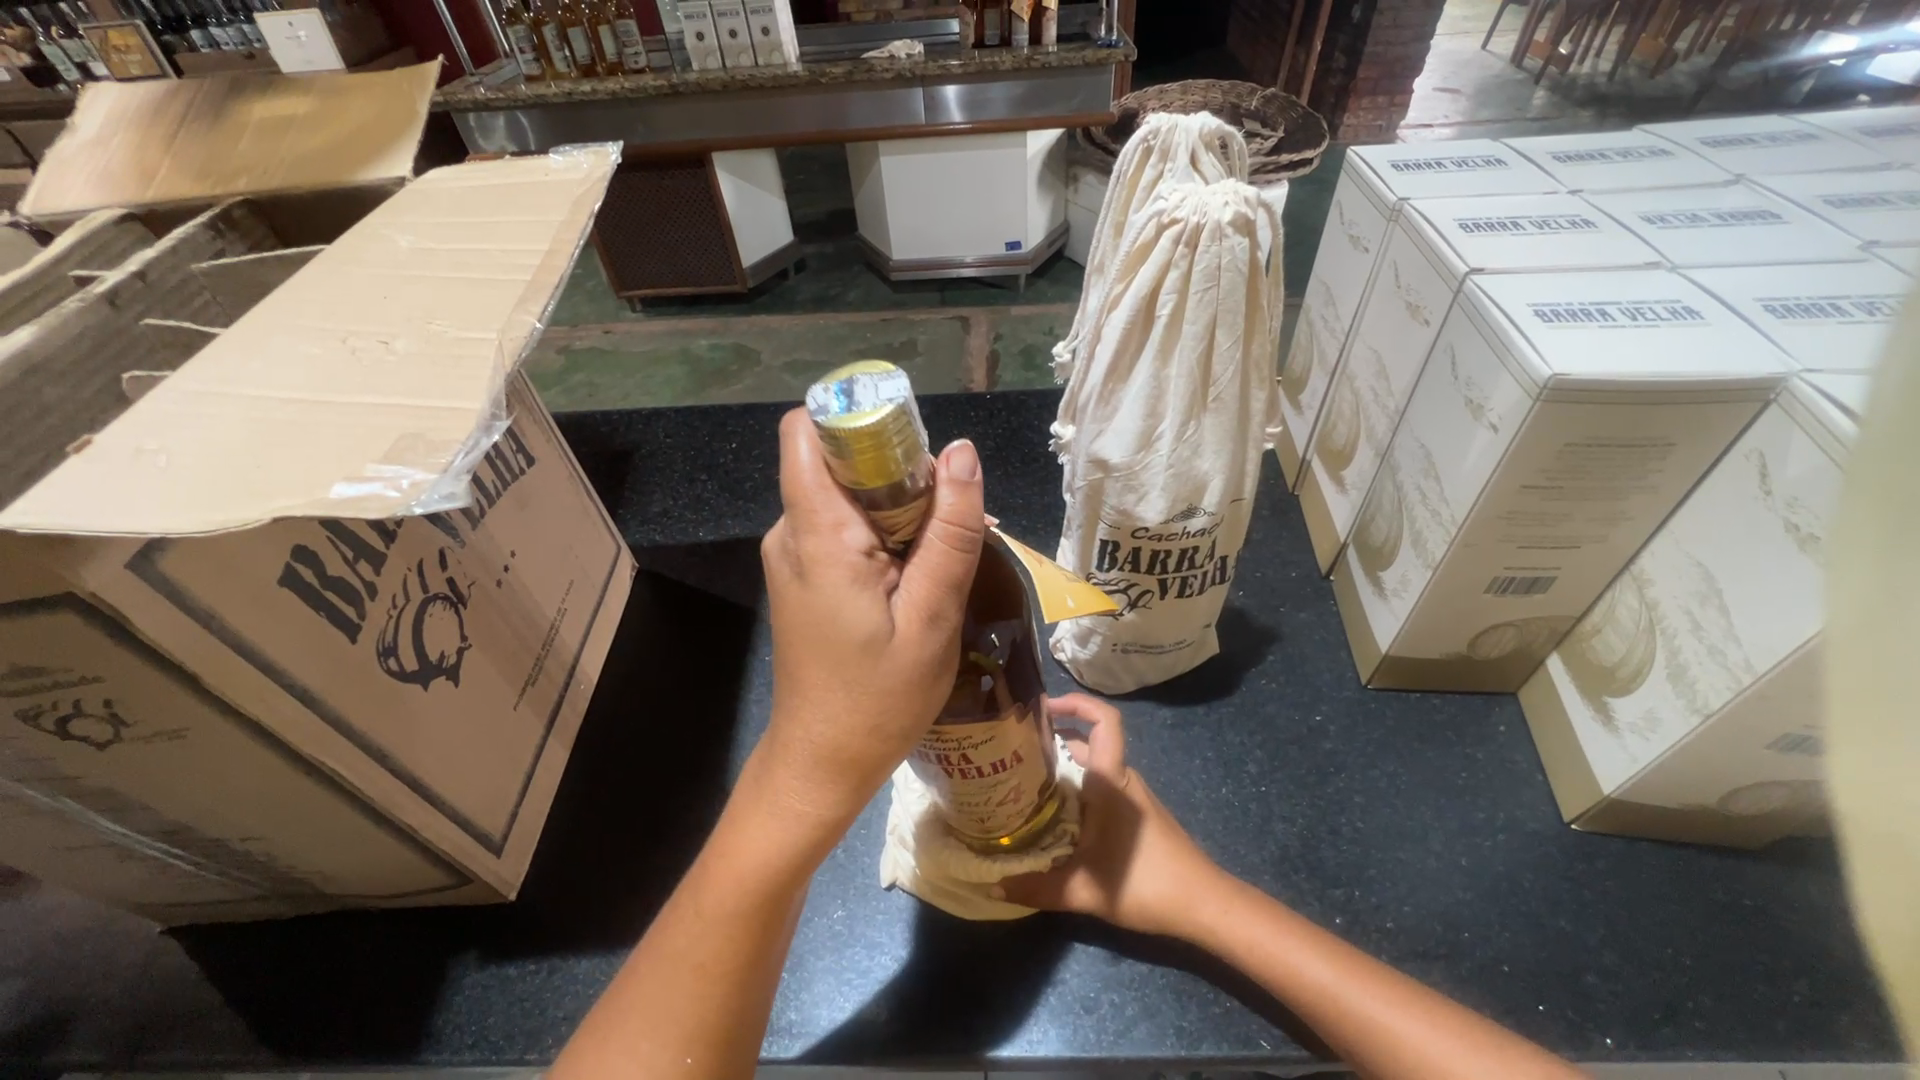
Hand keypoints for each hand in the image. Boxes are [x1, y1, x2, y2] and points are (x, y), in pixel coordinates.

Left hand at [754, 407, 985, 851]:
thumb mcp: (931, 618)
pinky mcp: (803, 573)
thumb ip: (950, 533)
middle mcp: (791, 532)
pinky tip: (916, 578)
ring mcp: (793, 553)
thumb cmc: (879, 699)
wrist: (823, 760)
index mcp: (817, 536)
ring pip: (847, 494)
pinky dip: (884, 535)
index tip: (916, 451)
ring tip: (940, 560)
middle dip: (898, 473)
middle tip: (949, 526)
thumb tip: (961, 451)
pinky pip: (844, 526)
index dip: (860, 420)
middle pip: (839, 460)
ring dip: (898, 509)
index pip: (808, 431)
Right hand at [1000, 695, 1223, 937]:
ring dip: (1060, 767)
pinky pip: (1098, 787)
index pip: (1103, 721)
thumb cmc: (1146, 884)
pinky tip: (1051, 814)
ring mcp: (1130, 797)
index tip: (1042, 708)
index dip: (1076, 703)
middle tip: (1010, 751)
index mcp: (1110, 782)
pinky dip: (1074, 789)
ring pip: (1090, 767)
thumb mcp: (1085, 891)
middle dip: (1050, 739)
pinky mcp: (1134, 815)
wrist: (1202, 904)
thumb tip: (994, 886)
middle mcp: (1121, 780)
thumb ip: (1038, 888)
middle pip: (1085, 743)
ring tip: (1020, 782)